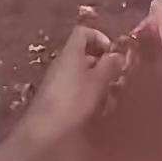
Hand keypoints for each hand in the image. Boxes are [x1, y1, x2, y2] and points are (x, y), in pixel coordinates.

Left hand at [13, 25, 125, 145]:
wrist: (44, 128)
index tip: (111, 52)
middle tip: (114, 77)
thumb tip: (117, 55)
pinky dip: (87, 92)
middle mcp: (62, 62)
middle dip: (101, 63)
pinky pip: (74, 86)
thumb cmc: (73, 100)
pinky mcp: (55, 95)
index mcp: (71, 53)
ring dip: (96, 80)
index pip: (83, 32)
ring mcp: (57, 78)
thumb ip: (109, 66)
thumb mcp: (97, 82)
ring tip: (107, 97)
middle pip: (83, 53)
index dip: (99, 37)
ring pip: (81, 71)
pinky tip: (95, 108)